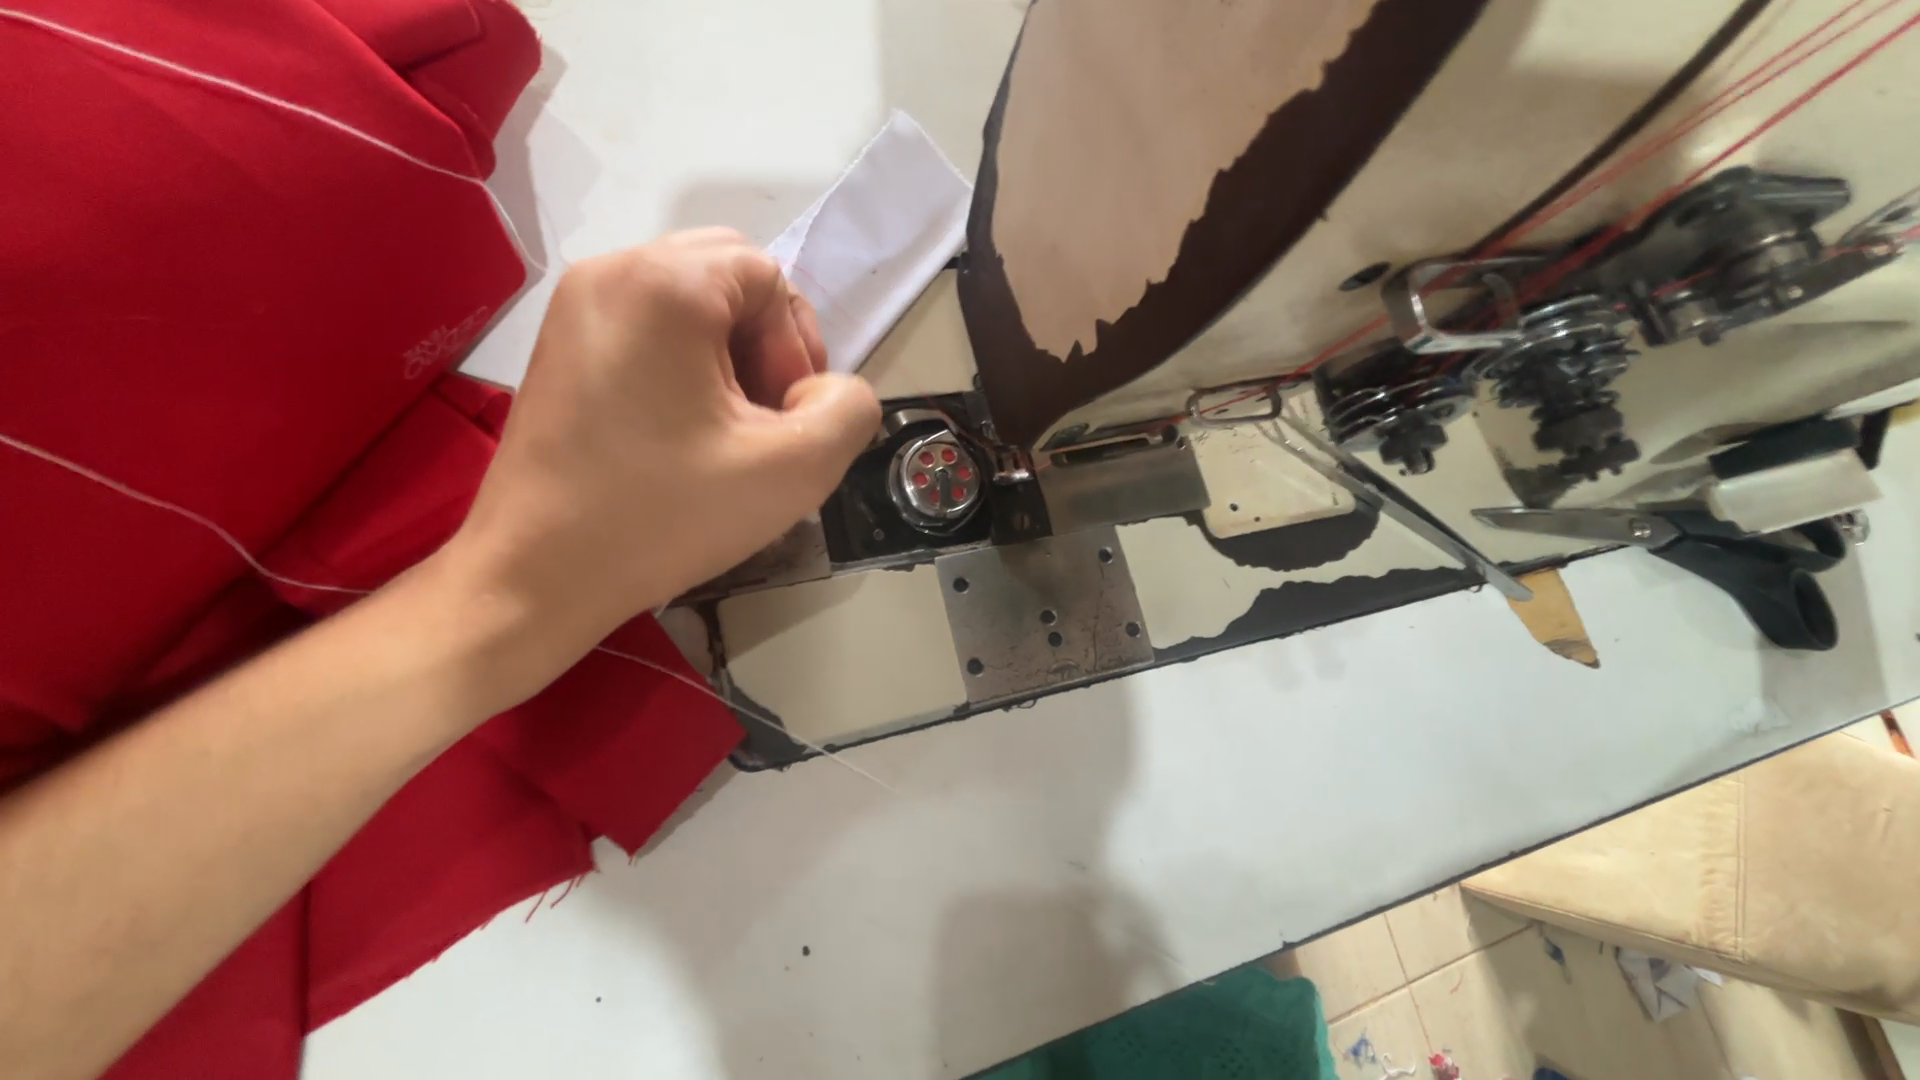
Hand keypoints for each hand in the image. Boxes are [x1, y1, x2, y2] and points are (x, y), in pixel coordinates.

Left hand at [441, 229, 880, 699]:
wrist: (538, 576)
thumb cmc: (664, 516)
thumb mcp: (794, 470)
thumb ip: (850, 410)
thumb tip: (826, 390)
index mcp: (663, 284)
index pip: (771, 278)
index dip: (797, 349)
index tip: (781, 421)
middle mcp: (610, 272)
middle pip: (731, 278)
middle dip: (767, 345)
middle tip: (764, 417)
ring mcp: (575, 307)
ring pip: (691, 302)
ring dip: (730, 357)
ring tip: (726, 429)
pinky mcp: (562, 345)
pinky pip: (650, 326)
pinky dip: (686, 365)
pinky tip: (682, 430)